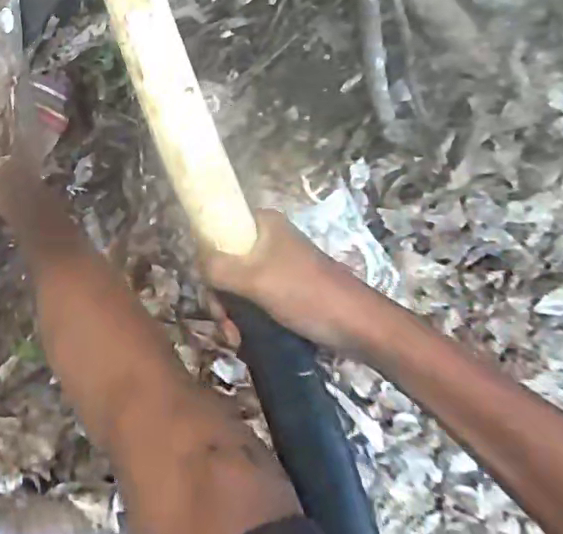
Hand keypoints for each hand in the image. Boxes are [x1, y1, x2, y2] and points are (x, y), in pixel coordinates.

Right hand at [202, 210, 385, 354]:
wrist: (363, 330)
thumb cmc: (307, 295)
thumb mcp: (254, 279)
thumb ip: (217, 267)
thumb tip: (198, 266)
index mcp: (261, 223)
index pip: (216, 229)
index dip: (206, 258)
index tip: (210, 289)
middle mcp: (267, 238)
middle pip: (224, 261)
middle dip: (220, 295)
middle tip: (225, 322)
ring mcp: (278, 265)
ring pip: (237, 283)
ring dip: (231, 312)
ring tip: (236, 338)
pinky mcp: (287, 289)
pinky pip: (254, 298)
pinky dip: (246, 317)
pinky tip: (245, 338)